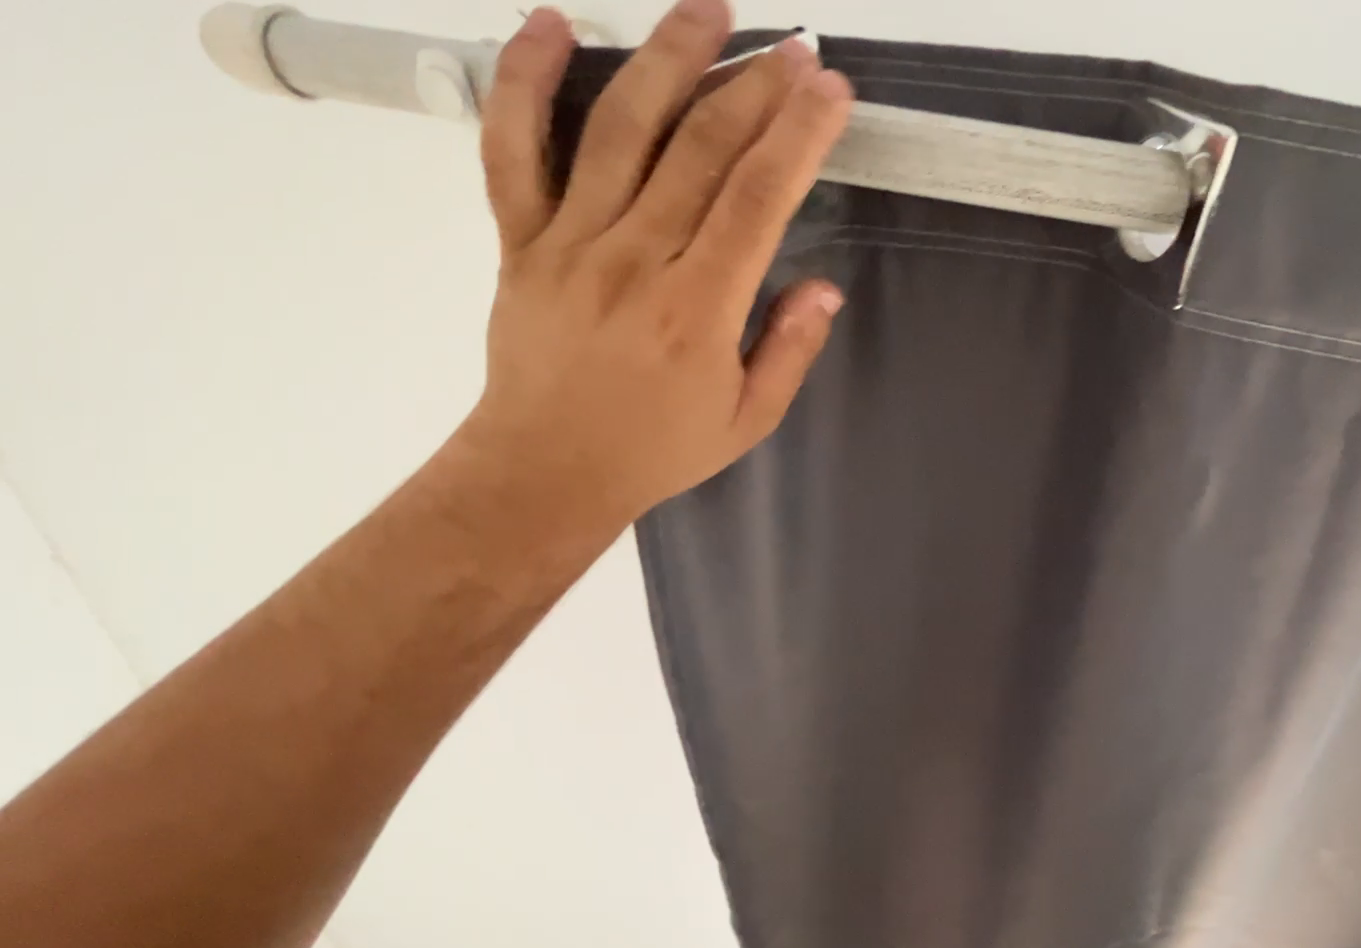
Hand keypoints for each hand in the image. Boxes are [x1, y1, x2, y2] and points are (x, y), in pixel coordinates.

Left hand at [461, 1, 852, 525]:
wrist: (546, 470)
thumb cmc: (656, 451)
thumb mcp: (748, 421)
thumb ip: (789, 351)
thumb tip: (823, 285)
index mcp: (697, 311)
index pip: (758, 201)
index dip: (798, 136)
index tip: (830, 89)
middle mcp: (635, 261)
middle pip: (700, 148)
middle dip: (755, 85)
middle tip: (793, 46)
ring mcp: (570, 242)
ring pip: (619, 127)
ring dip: (668, 58)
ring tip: (710, 10)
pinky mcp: (521, 239)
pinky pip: (511, 148)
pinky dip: (524, 80)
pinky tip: (552, 24)